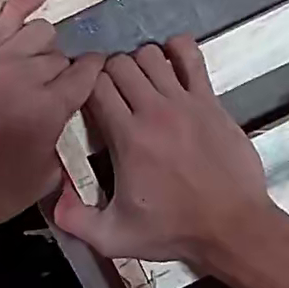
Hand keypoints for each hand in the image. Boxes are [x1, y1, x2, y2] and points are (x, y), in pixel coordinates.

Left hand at [0, 0, 103, 253]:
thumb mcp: (42, 179)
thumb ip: (62, 142)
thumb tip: (67, 120)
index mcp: (48, 107)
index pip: (86, 75)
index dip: (95, 78)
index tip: (98, 81)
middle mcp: (26, 75)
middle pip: (61, 57)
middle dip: (68, 72)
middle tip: (64, 91)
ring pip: (39, 32)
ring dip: (49, 48)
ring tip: (47, 65)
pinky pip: (4, 19)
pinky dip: (24, 2)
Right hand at [54, 36, 285, 266]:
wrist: (234, 228)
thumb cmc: (175, 231)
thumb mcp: (114, 237)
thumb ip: (75, 220)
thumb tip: (54, 200)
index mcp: (128, 138)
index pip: (95, 86)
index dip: (84, 85)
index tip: (84, 98)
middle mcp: (154, 112)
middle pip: (119, 64)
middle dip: (107, 73)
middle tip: (109, 92)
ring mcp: (186, 102)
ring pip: (150, 55)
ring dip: (138, 63)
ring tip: (137, 83)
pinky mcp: (210, 102)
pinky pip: (191, 56)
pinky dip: (177, 50)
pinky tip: (170, 63)